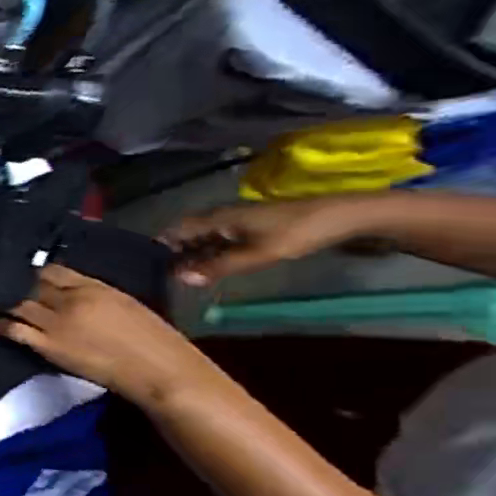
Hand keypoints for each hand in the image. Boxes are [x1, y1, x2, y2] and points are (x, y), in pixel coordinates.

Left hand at [0, 265, 232, 407]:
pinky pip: (13, 330)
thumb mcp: (124, 302)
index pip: (51, 269)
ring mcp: (57, 323)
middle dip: (10, 282)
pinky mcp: (49, 346)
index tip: (17, 269)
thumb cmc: (153, 339)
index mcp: (94, 287)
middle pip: (29, 284)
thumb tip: (63, 286)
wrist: (162, 373)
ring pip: (16, 303)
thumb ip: (92, 291)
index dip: (31, 270)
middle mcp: (71, 300)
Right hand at [161, 196, 372, 285]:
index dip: (160, 246)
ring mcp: (238, 221)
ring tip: (188, 274)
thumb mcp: (258, 254)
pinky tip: (214, 265)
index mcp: (216, 219)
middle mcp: (221, 216)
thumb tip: (181, 279)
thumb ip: (220, 267)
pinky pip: (221, 239)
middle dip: (176, 252)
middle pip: (188, 234)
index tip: (150, 264)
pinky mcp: (253, 227)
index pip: (176, 230)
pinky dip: (212, 252)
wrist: (346, 217)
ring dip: (195, 254)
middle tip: (167, 274)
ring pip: (205, 237)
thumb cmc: (298, 233)